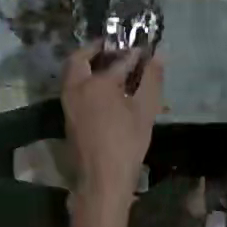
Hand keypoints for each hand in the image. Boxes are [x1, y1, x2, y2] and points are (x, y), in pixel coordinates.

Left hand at [61, 44, 163, 202]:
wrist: (102, 179)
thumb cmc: (126, 143)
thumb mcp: (145, 110)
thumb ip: (152, 79)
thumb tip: (158, 55)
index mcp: (95, 83)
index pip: (117, 60)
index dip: (132, 53)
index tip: (143, 50)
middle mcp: (76, 88)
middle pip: (79, 58)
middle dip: (95, 49)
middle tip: (113, 47)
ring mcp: (68, 103)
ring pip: (72, 73)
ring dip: (87, 64)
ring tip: (109, 66)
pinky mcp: (67, 116)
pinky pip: (73, 88)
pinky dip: (84, 79)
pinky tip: (103, 88)